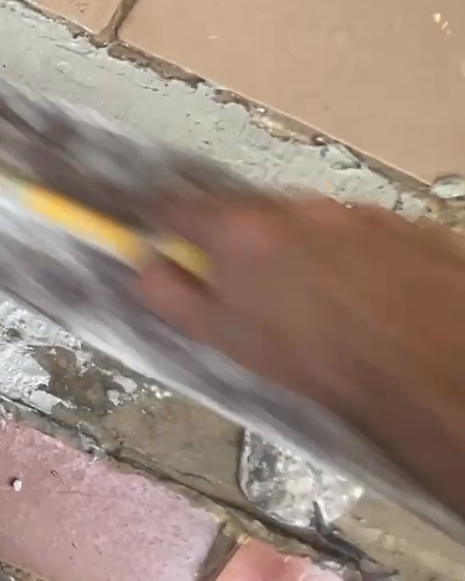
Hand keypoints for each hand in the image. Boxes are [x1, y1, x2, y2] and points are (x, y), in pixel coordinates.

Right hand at [137, 197, 464, 507]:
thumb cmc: (316, 356)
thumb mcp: (216, 333)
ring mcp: (357, 214)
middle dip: (234, 240)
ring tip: (311, 294)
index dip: (159, 222)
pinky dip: (349, 255)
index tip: (156, 235)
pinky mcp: (411, 230)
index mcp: (236, 229)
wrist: (440, 374)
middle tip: (242, 281)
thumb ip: (164, 292)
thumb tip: (145, 266)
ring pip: (303, 223)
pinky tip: (361, 294)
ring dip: (294, 246)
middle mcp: (294, 208)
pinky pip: (359, 234)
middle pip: (243, 213)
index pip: (172, 207)